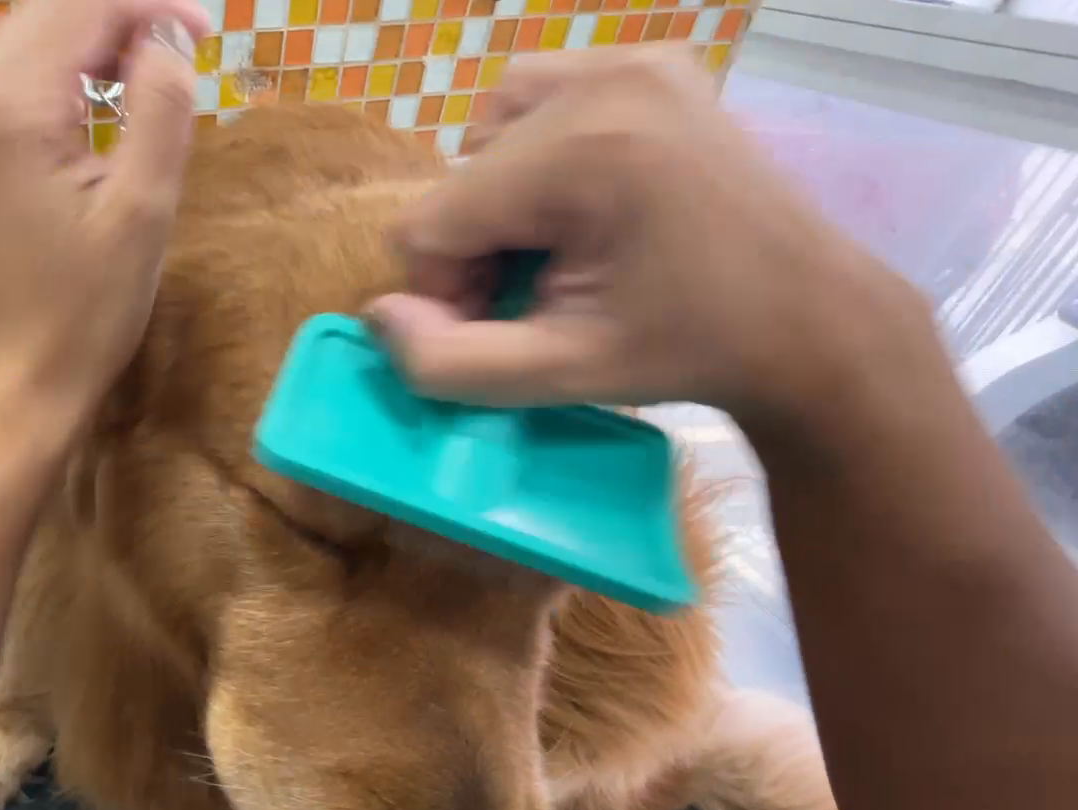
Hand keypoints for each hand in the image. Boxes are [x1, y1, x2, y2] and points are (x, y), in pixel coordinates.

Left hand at [0, 0, 210, 454]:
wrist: (24, 385)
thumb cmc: (86, 312)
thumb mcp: (142, 213)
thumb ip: (161, 109)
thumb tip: (167, 41)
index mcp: (14, 109)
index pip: (82, 6)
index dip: (149, 3)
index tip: (205, 31)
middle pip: (48, 15)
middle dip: (118, 15)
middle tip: (181, 47)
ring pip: (27, 48)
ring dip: (90, 42)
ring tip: (147, 70)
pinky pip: (14, 91)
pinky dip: (61, 78)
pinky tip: (97, 106)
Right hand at [366, 46, 933, 424]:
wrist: (803, 316)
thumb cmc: (678, 352)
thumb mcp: (549, 379)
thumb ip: (442, 362)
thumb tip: (376, 314)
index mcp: (585, 151)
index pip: (428, 222)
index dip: (443, 291)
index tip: (505, 323)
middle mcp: (603, 79)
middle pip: (451, 180)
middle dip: (469, 253)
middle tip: (533, 297)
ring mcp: (629, 60)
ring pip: (480, 138)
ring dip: (488, 207)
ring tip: (548, 250)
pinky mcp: (645, 64)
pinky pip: (530, 105)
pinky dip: (522, 163)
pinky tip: (567, 206)